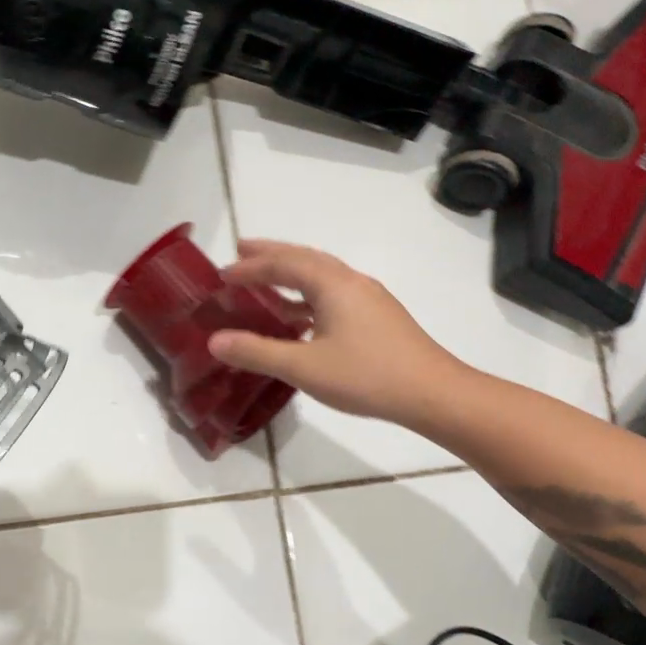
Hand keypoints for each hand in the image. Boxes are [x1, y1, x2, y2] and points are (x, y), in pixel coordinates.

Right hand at [207, 240, 473, 427]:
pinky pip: (332, 295)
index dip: (250, 267)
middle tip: (241, 251)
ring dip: (290, 275)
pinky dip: (306, 296)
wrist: (431, 393)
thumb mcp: (303, 367)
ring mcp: (368, 299)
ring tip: (264, 283)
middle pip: (306, 259)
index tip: (221, 274)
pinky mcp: (376, 318)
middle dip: (272, 255)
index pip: (284, 264)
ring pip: (322, 276)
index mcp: (333, 285)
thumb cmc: (365, 376)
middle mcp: (351, 282)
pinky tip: (298, 318)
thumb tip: (215, 341)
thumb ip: (256, 352)